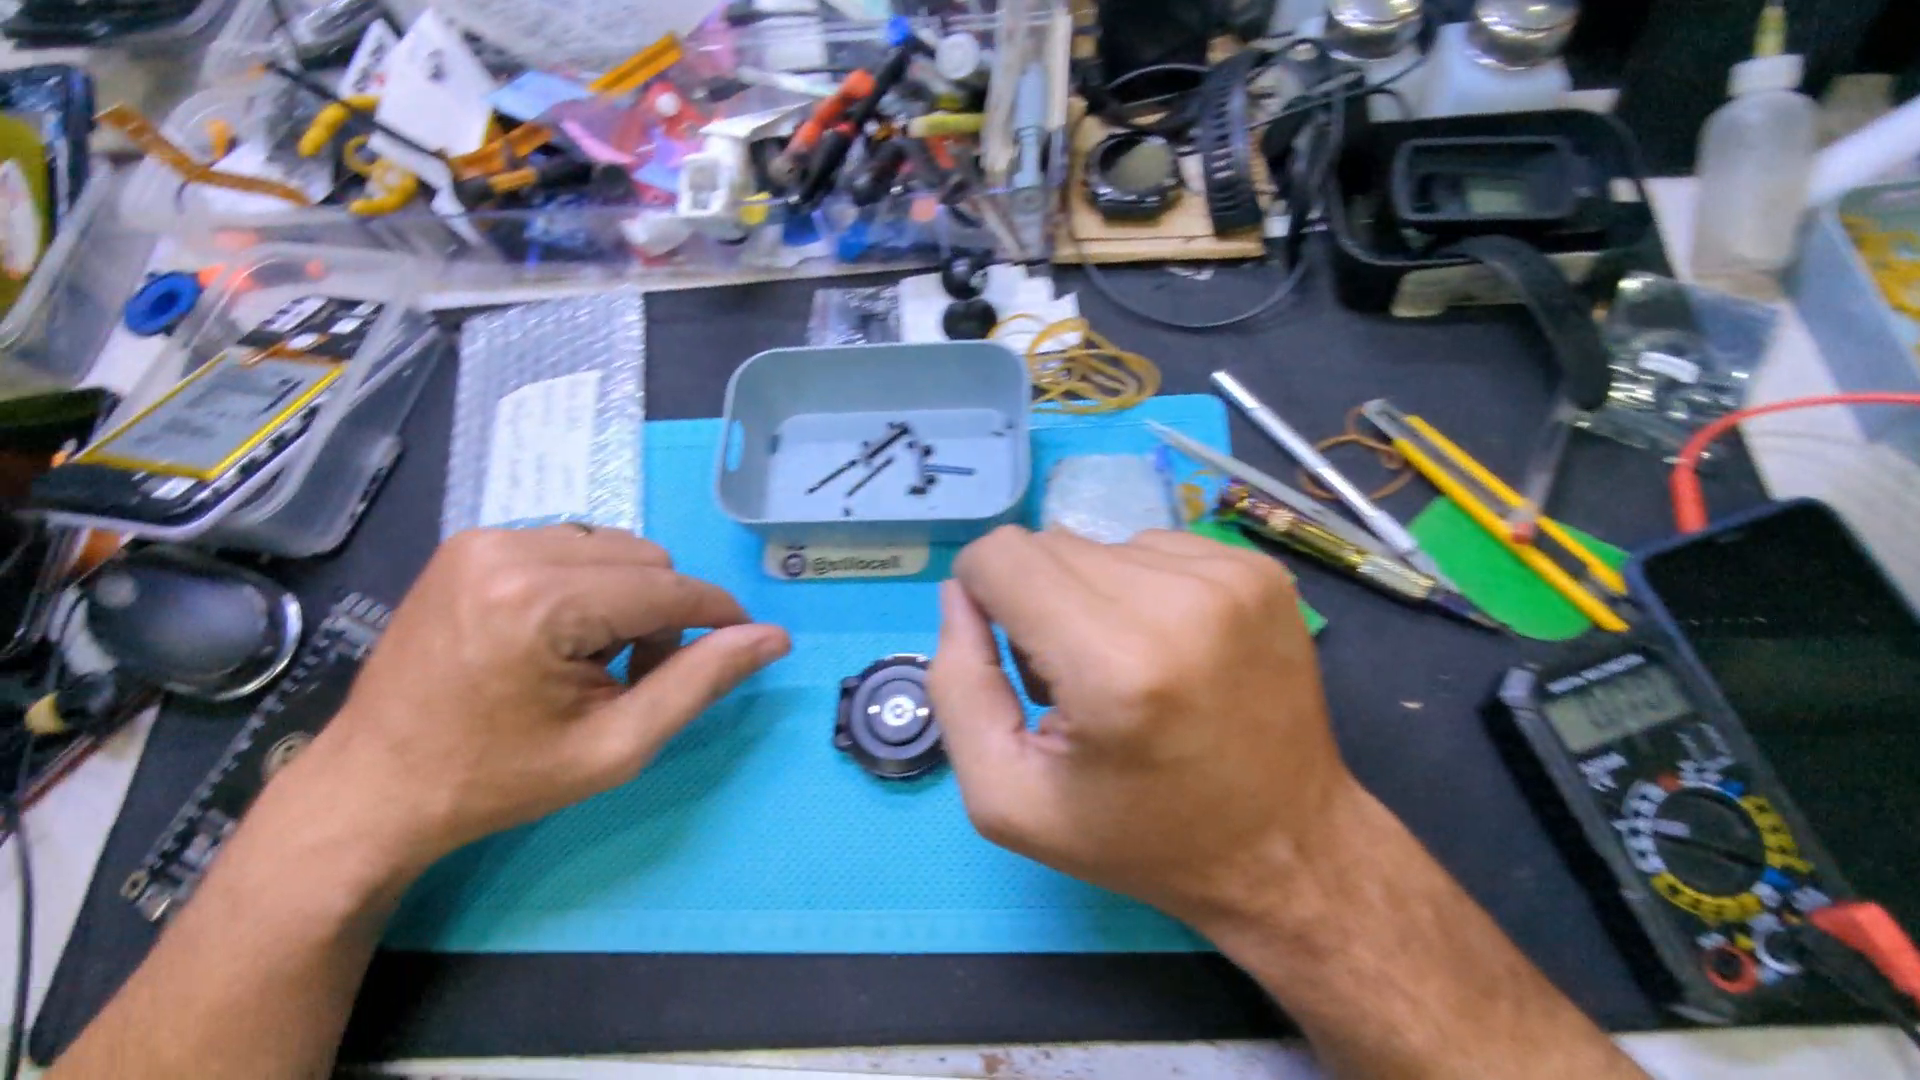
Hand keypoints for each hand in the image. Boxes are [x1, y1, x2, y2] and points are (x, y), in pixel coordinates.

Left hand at [303, 526, 790, 870]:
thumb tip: (774, 637)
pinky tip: (559, 635)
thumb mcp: (617, 746)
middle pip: (645, 558)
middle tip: (634, 677)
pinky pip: (569, 546)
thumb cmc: (500, 780)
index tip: (742, 643)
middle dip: (662, 614)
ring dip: (627, 597)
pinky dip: (588, 584)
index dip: (717, 615)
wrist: (375, 788)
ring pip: (611, 547)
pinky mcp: (468, 545)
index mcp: (542, 602)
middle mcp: (509, 549)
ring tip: (593, 659)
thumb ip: (702, 682)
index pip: (667, 588)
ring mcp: (481, 540)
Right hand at [928, 526, 1357, 929]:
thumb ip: (957, 689)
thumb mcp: (1009, 799)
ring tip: (1125, 669)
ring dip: (1091, 597)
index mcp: (1113, 666)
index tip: (1005, 650)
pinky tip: (1168, 651)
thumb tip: (959, 596)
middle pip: (1049, 546)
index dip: (982, 594)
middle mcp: (1178, 602)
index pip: (1002, 556)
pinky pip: (1156, 548)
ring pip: (1101, 544)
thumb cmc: (1140, 837)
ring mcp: (1230, 578)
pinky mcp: (1260, 572)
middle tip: (1071, 679)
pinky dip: (1142, 591)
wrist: (1285, 848)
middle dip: (1036, 602)